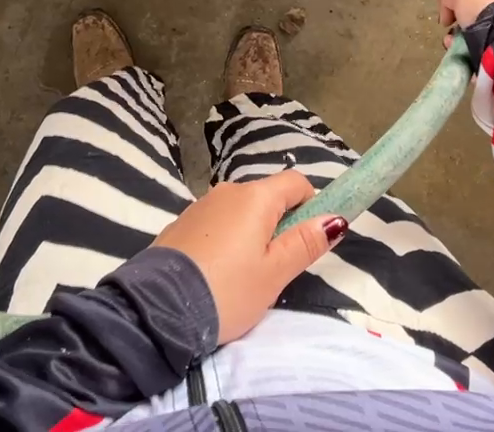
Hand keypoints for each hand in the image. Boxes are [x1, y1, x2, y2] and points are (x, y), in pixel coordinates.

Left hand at [151, 170, 346, 342]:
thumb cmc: (227, 291)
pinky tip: (217, 274)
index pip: (295, 182)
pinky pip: (216, 225)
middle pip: (267, 198)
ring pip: (240, 212)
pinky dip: (226, 241)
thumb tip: (336, 218)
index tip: (308, 240)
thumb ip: (305, 243)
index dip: (310, 205)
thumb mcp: (274, 274)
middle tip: (277, 269)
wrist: (157, 310)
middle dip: (279, 225)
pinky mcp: (180, 225)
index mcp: (255, 197)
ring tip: (244, 277)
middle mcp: (227, 191)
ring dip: (251, 235)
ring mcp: (200, 206)